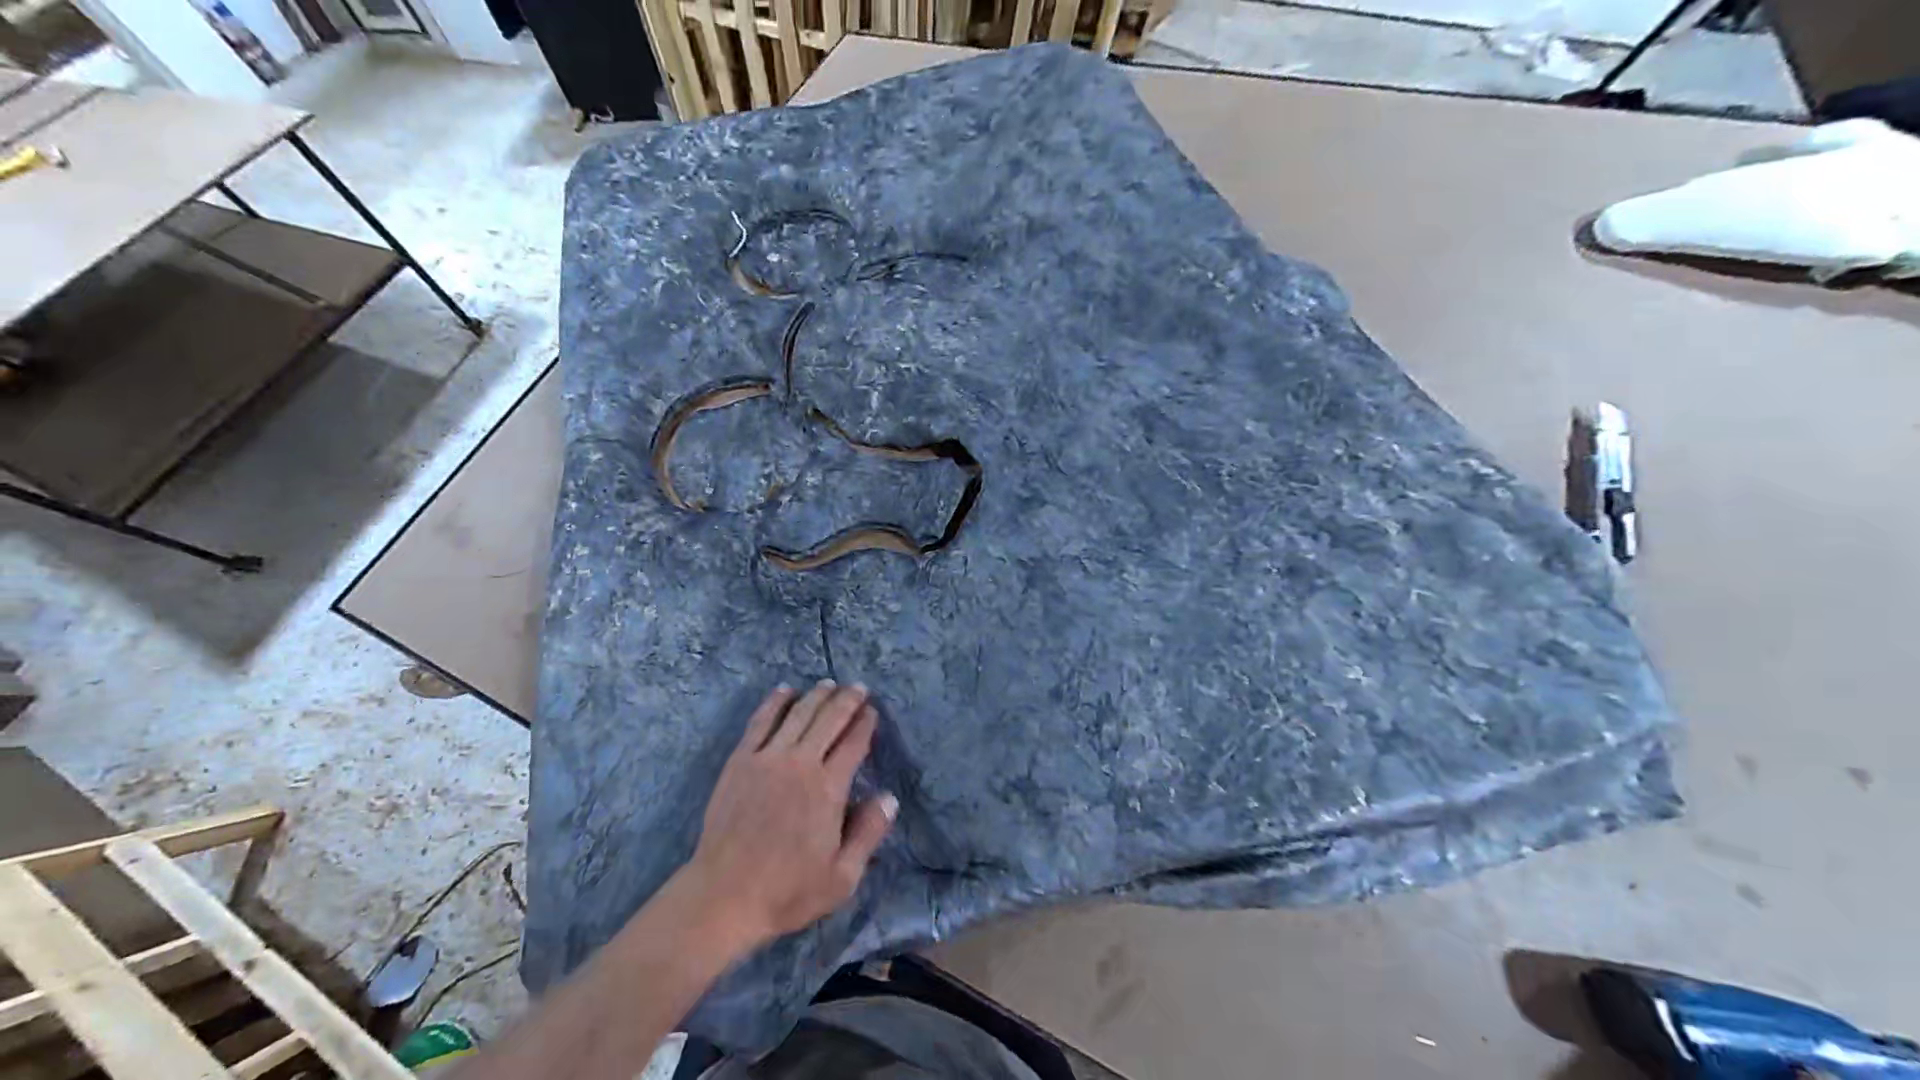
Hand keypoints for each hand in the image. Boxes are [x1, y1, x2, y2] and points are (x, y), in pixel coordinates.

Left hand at [678, 680, 895, 951]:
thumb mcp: (842, 877)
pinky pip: (760, 721)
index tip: (872, 711)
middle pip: (829, 719)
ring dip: (816, 695)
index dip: (865, 723)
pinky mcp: (740, 761)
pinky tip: (785, 690)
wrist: (723, 896)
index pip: (854, 743)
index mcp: (828, 789)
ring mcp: (766, 759)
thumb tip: (889, 797)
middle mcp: (800, 764)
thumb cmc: (787, 891)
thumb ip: (868, 833)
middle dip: (847, 700)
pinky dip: (775, 702)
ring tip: (829, 684)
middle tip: (858, 688)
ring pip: (797, 714)